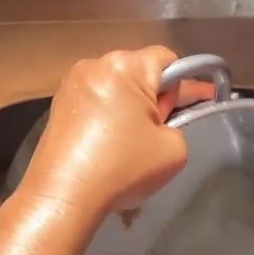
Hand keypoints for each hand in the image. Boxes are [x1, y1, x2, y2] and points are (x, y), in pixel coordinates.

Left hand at [18, 47, 201, 217]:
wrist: (64, 195)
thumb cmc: (122, 167)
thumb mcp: (174, 149)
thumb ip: (178, 124)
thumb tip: (162, 120)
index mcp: (126, 66)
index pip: (169, 60)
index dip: (186, 84)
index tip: (195, 106)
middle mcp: (95, 65)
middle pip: (140, 73)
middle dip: (156, 97)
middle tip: (162, 130)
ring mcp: (71, 85)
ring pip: (117, 89)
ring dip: (131, 108)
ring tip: (133, 143)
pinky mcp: (58, 106)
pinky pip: (96, 103)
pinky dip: (108, 118)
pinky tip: (110, 147)